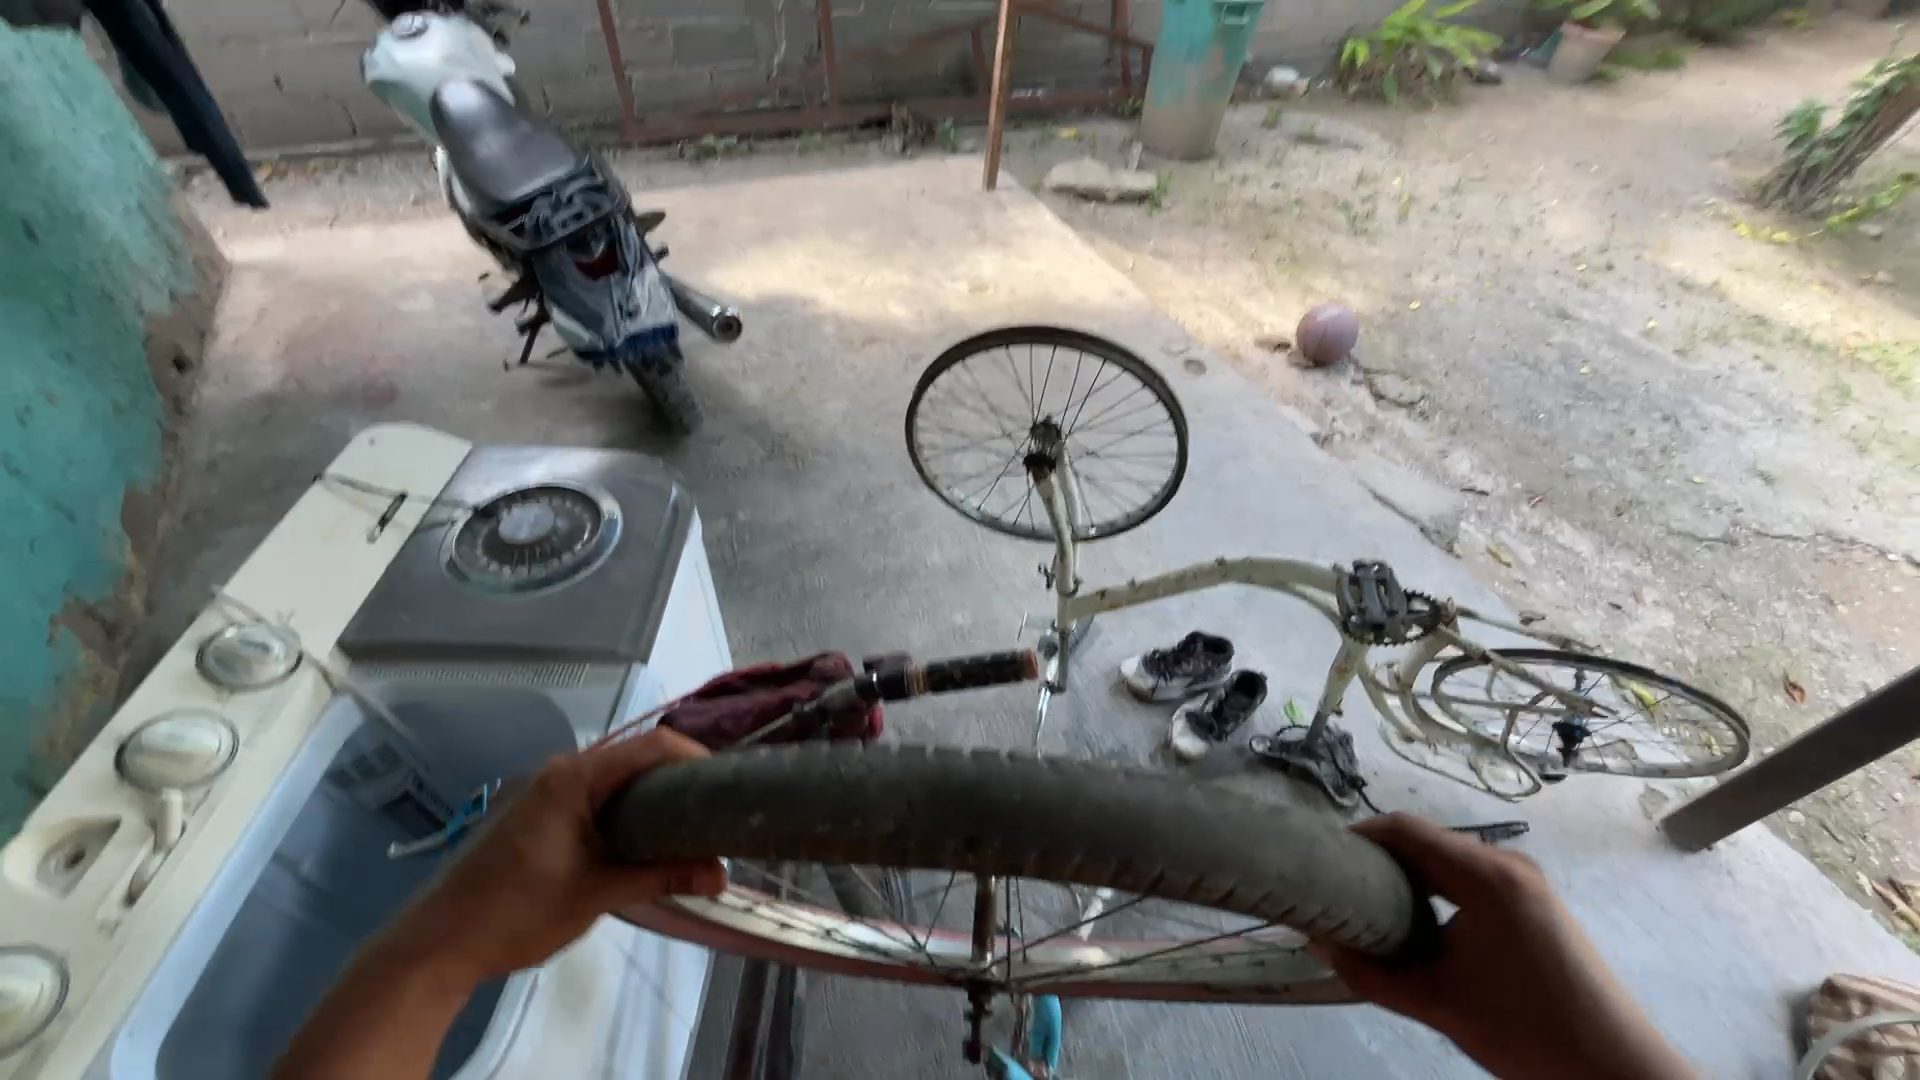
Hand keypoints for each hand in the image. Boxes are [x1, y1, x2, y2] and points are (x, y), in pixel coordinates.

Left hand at [386, 727, 726, 981]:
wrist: (432, 949)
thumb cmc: (516, 912)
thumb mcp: (598, 894)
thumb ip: (662, 876)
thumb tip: (723, 877)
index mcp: (574, 777)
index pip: (651, 745)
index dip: (695, 756)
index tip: (727, 783)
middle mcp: (558, 770)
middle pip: (634, 756)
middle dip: (676, 777)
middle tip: (712, 807)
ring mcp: (541, 789)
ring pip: (612, 775)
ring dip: (648, 793)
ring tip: (684, 823)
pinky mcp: (532, 811)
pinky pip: (591, 793)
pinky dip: (622, 806)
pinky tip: (637, 836)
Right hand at [1310, 814, 1695, 1079]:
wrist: (1621, 1077)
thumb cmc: (1529, 1033)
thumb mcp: (1438, 1004)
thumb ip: (1371, 973)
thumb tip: (1318, 944)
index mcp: (1485, 876)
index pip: (1404, 829)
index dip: (1357, 836)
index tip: (1323, 859)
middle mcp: (1505, 863)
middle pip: (1423, 838)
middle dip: (1376, 856)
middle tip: (1339, 884)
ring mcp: (1524, 880)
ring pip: (1444, 856)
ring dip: (1404, 872)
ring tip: (1369, 902)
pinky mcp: (1532, 900)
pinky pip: (1466, 874)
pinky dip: (1433, 886)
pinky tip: (1416, 918)